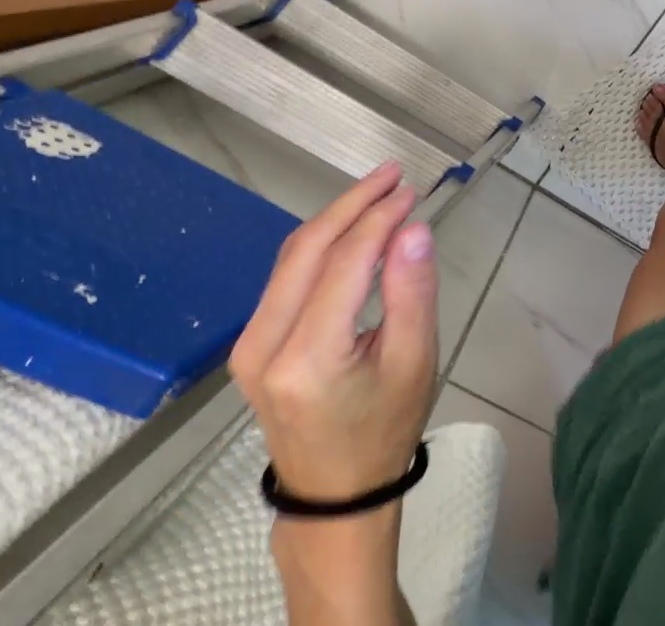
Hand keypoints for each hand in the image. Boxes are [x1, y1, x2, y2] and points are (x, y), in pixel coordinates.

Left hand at [230, 161, 438, 503]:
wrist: (335, 489)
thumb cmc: (386, 427)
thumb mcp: (414, 362)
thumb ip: (413, 293)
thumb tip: (414, 228)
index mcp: (309, 355)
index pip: (344, 263)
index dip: (379, 219)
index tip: (413, 191)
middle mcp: (264, 344)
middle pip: (306, 250)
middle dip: (352, 205)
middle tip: (394, 174)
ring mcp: (249, 344)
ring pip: (290, 259)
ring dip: (335, 219)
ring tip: (379, 192)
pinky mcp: (251, 344)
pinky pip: (286, 278)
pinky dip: (322, 245)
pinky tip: (351, 229)